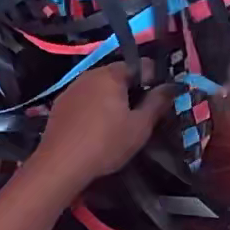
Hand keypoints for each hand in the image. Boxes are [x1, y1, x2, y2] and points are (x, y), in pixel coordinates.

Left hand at [32, 63, 169, 184]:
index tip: (158, 101)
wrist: (60, 164)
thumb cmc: (106, 143)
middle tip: (140, 115)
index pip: (139, 65)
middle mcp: (88, 75)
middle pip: (116, 76)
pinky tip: (95, 129)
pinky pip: (83, 101)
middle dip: (131, 90)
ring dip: (110, 100)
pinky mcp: (58, 106)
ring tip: (118, 124)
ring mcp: (70, 90)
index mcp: (110, 75)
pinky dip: (93, 109)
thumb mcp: (140, 126)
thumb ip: (157, 103)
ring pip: (98, 89)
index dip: (153, 80)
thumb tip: (171, 86)